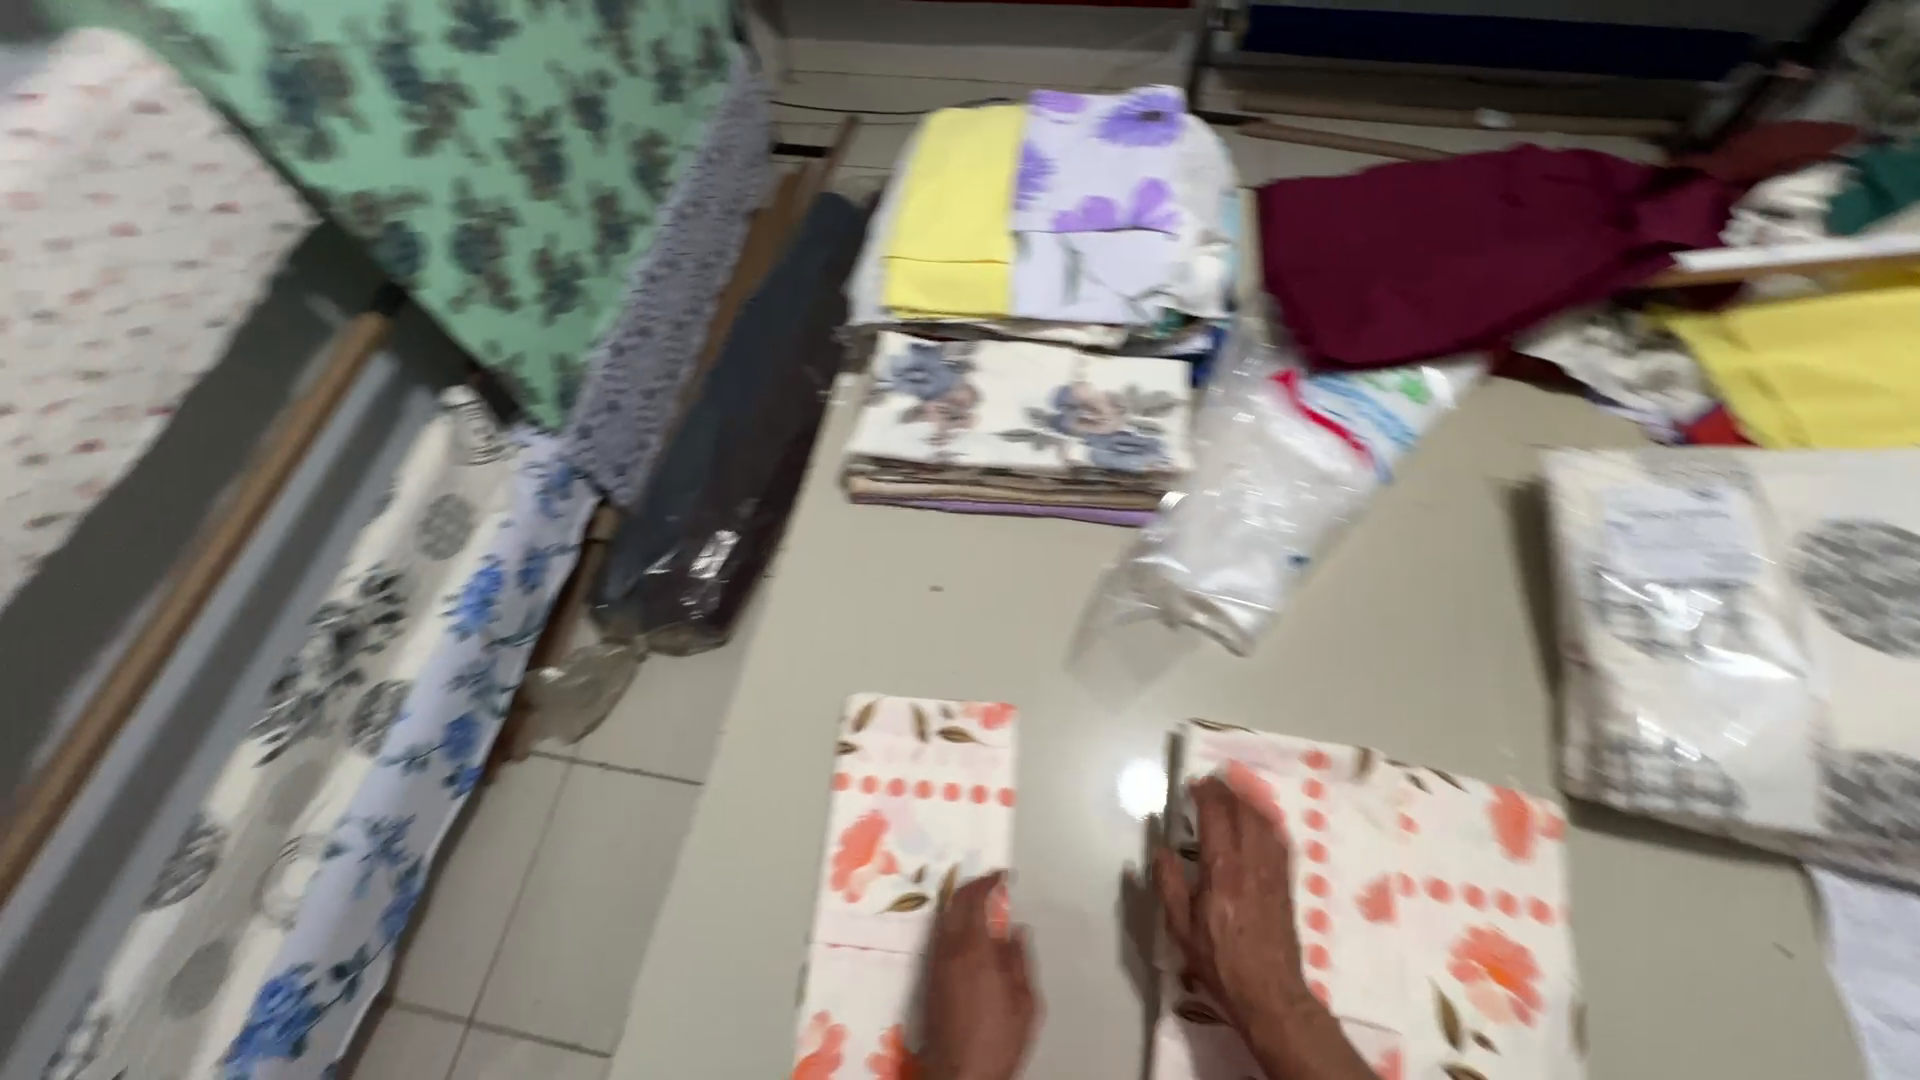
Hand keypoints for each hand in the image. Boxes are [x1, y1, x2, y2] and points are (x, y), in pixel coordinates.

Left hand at [921, 871, 1039, 1079]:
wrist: (959, 1075)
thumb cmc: (998, 1042)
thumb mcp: (1024, 1003)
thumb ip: (1019, 961)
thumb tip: (1016, 930)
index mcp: (976, 951)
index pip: (976, 899)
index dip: (988, 881)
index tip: (1002, 875)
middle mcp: (950, 950)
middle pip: (954, 902)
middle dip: (971, 885)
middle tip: (989, 882)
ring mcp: (935, 963)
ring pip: (942, 917)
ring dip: (958, 901)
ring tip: (977, 900)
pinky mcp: (927, 978)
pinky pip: (937, 935)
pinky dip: (950, 920)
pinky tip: (963, 928)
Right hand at [1154, 776, 1373, 1079]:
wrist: (1269, 993)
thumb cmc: (1218, 961)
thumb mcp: (1179, 927)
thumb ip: (1168, 883)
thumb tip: (1160, 849)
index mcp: (1221, 871)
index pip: (1216, 817)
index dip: (1206, 794)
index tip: (1194, 783)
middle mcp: (1251, 864)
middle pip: (1244, 812)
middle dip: (1229, 789)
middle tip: (1214, 778)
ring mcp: (1273, 872)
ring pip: (1266, 822)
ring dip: (1251, 799)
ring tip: (1237, 787)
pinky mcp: (1286, 884)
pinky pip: (1280, 841)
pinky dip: (1270, 821)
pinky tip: (1264, 817)